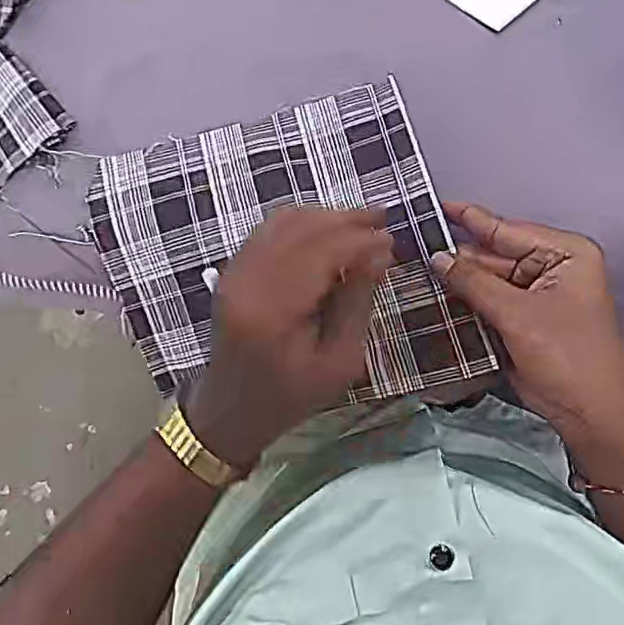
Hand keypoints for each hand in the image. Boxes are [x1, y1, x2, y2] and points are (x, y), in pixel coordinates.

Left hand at [185, 206, 393, 469]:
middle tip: (383, 220)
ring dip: (326, 216)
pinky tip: (327, 228)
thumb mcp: (340, 362)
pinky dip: (302, 221)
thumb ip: (357, 303)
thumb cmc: (291, 395)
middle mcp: (248, 281)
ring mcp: (235, 271)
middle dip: (347, 220)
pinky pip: (269, 229)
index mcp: (273, 310)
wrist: (231, 408)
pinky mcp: (233, 269)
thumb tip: (378, 255)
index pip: (322, 253)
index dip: (360, 240)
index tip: (392, 242)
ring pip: (285, 221)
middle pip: (303, 229)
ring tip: (361, 222)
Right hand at [430, 202, 623, 432]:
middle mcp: (554, 267)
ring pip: (490, 280)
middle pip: (496, 254)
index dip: (469, 218)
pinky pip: (492, 302)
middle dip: (458, 255)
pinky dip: (468, 301)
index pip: (507, 229)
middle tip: (413, 245)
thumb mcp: (518, 315)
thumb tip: (437, 257)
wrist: (595, 416)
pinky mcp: (527, 320)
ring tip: (415, 266)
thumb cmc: (568, 358)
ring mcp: (539, 295)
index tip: (436, 203)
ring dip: (459, 280)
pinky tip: (436, 294)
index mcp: (566, 253)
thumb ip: (474, 282)